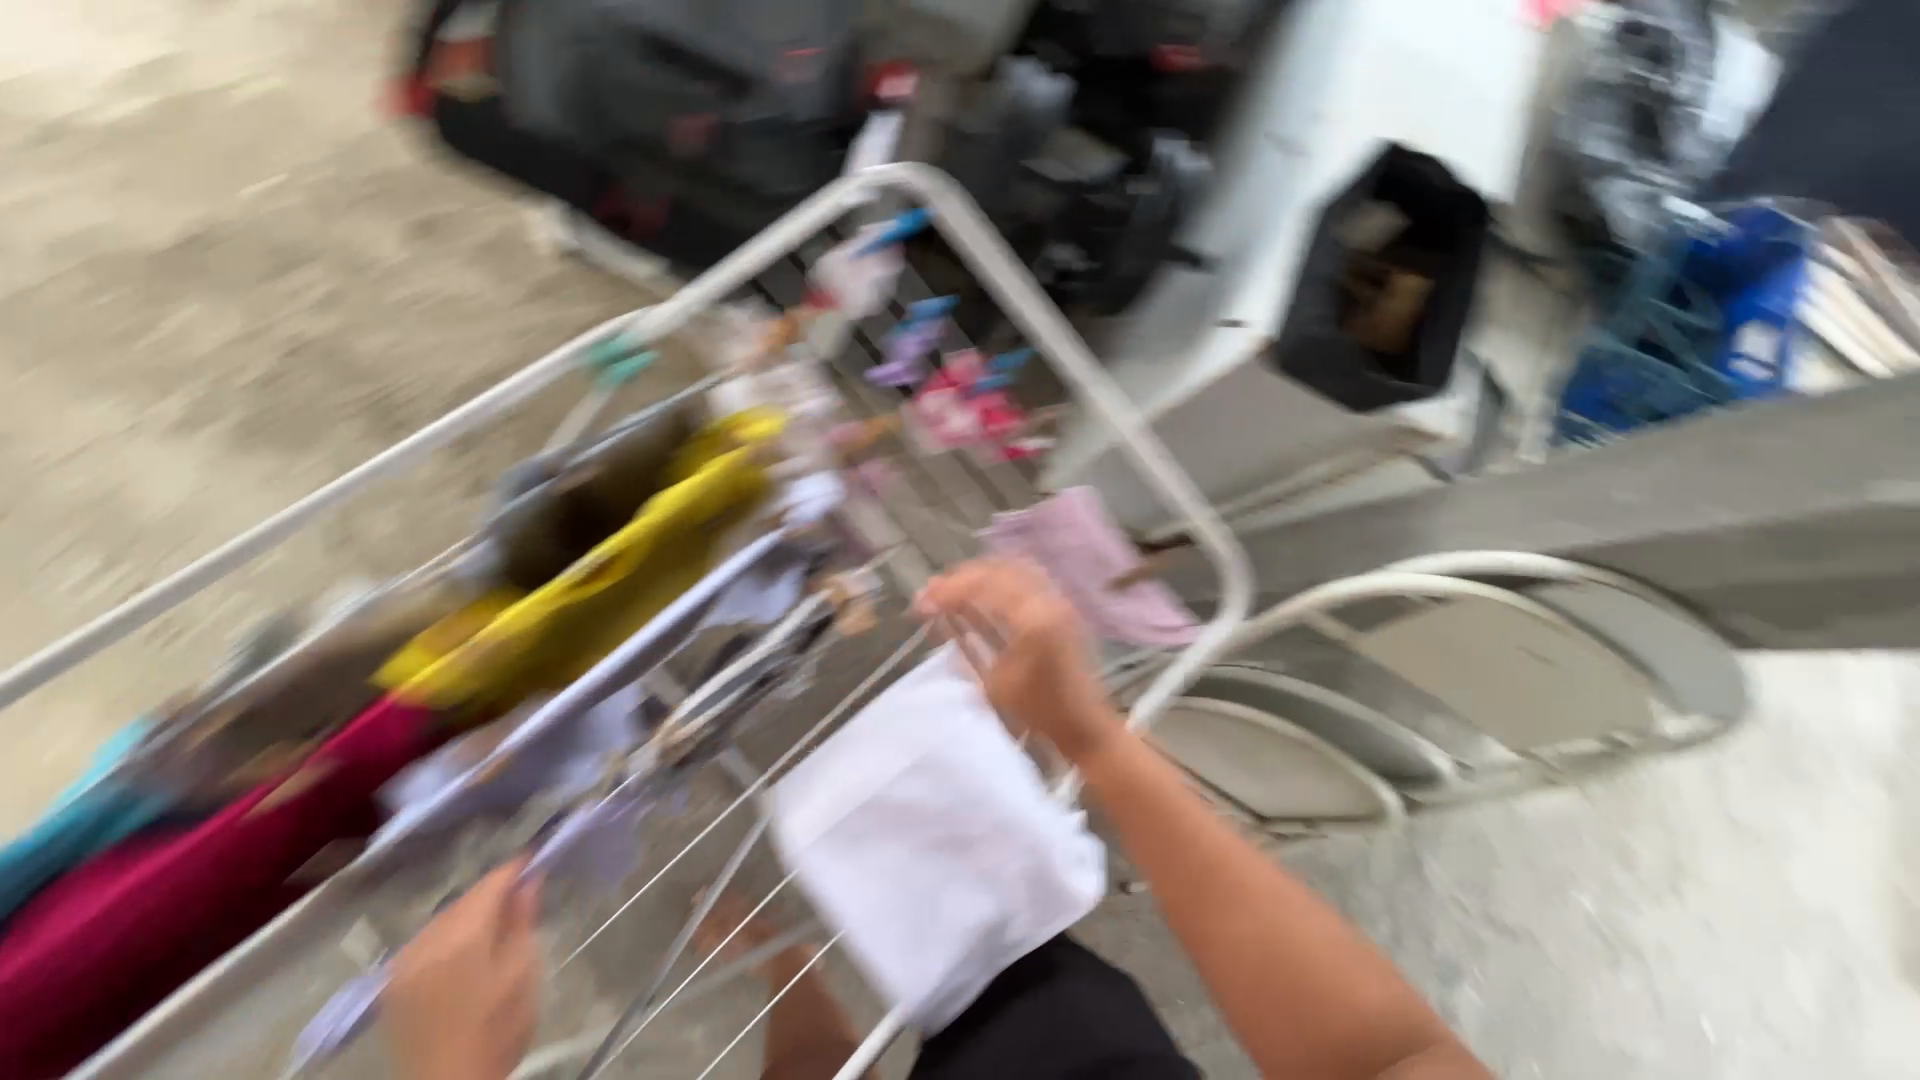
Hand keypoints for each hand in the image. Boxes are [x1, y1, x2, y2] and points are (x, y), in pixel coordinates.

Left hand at [385, 859, 542, 1079]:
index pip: (489, 885)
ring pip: (444, 918)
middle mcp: (425, 942)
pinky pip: (425, 940)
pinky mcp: (392, 983)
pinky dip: (448, 934)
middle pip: (464, 900)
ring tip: (497, 923)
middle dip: (492, 893)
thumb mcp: (523, 972)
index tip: (537, 857)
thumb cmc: (497, 1030)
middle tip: (523, 894)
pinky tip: (466, 949)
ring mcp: (402, 963)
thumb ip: (522, 921)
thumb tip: (528, 879)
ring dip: (470, 913)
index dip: (514, 868)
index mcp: (461, 937)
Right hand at [915, 557, 1123, 764]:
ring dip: (978, 575)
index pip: (981, 588)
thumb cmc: (1036, 711)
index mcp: (1032, 620)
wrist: (1082, 723)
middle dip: (958, 579)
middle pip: (995, 570)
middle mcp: (1047, 599)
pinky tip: (979, 593)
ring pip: (1011, 568)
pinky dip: (998, 580)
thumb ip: (966, 642)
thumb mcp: (992, 682)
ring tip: (951, 590)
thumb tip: (938, 615)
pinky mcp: (1061, 605)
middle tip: (930, 593)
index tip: (919, 603)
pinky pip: (1026, 577)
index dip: (946, 592)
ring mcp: (1058, 599)